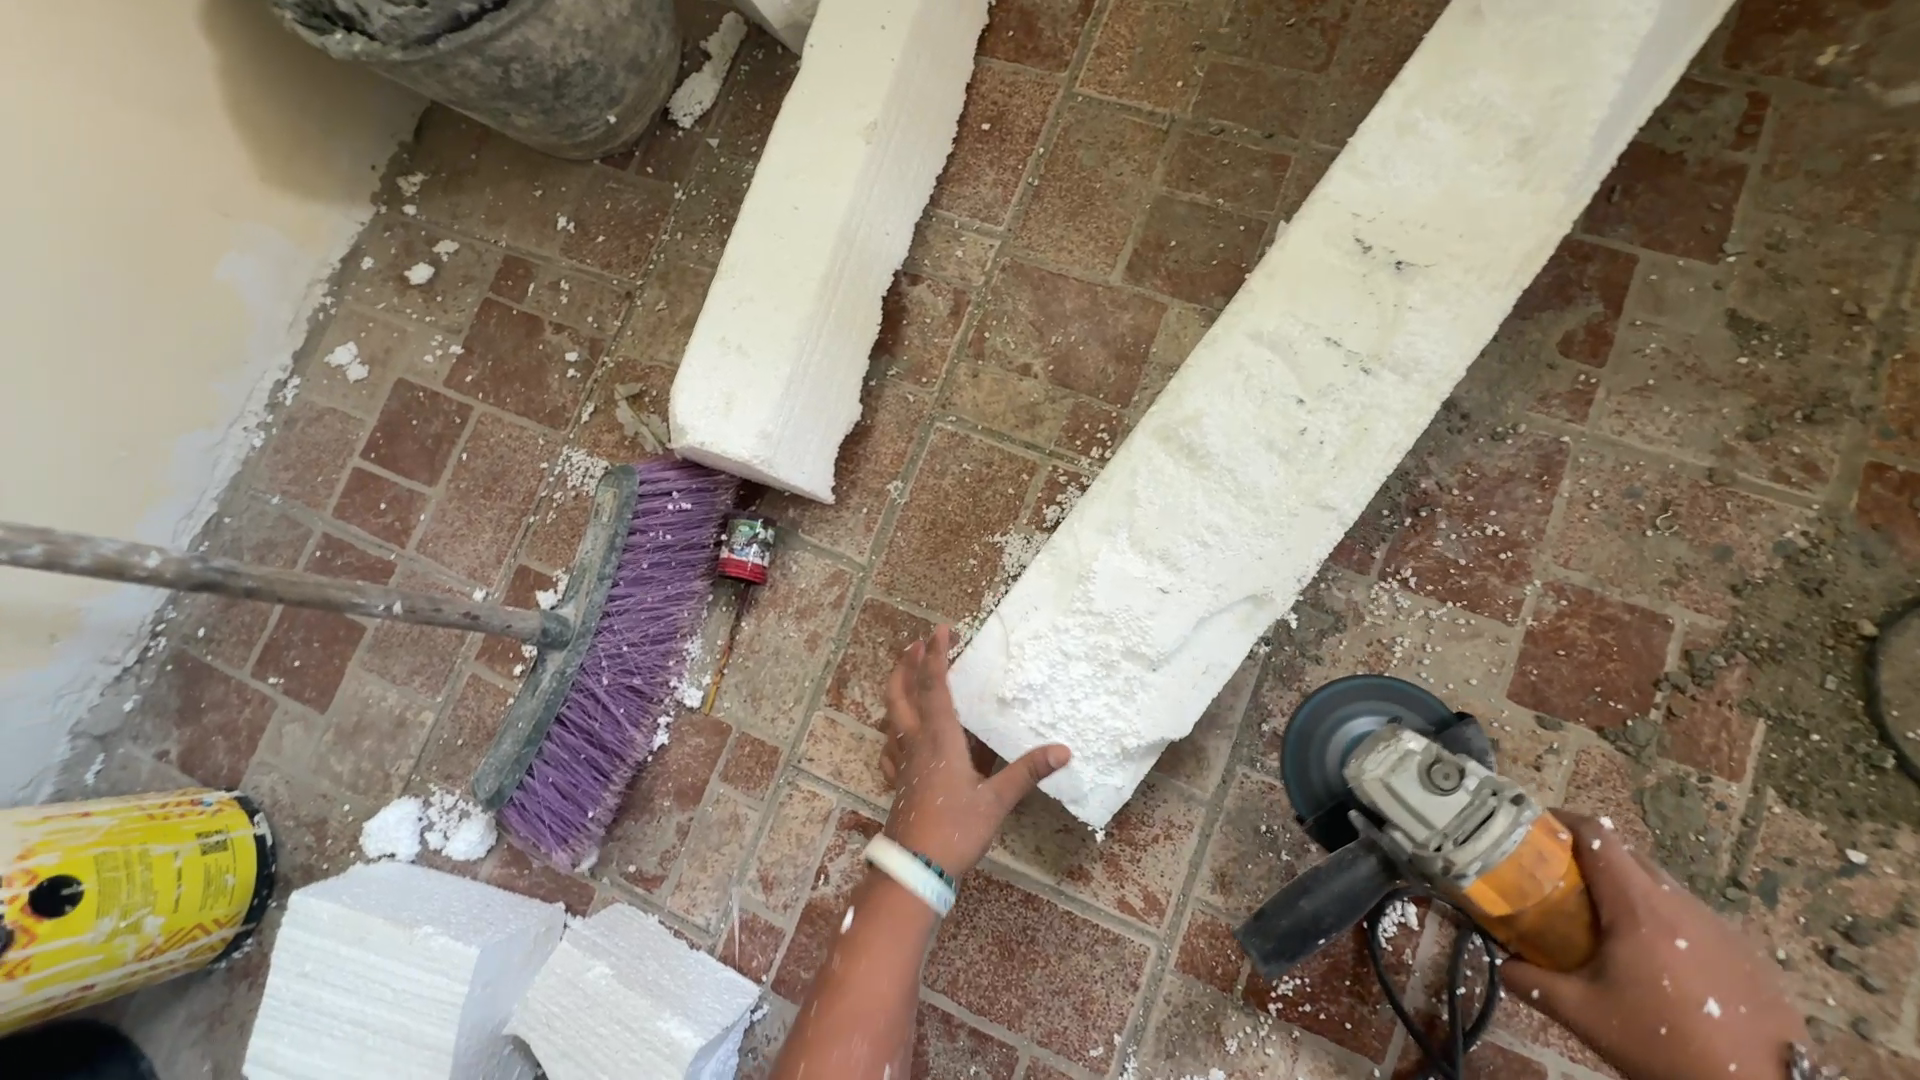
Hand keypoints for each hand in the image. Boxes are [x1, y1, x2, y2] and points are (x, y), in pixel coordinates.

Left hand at [878, 626, 1069, 876]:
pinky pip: (890, 746)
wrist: (915, 868)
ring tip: (906, 678)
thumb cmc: (955, 830)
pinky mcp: (898, 781)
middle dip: (906, 666)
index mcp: (939, 739)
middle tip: (915, 645)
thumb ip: (1027, 772)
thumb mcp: (996, 801)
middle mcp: (916, 743)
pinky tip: (898, 737)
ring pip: (892, 716)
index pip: (935, 687)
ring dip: (898, 691)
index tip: (940, 629)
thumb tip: (1063, 750)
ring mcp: (903, 763)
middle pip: (900, 694)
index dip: (937, 655)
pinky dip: (893, 730)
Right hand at [1504, 815, 1806, 1079]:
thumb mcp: (1582, 1015)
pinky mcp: (1745, 951)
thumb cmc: (1664, 1043)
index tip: (1534, 829)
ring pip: (1659, 886)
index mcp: (1638, 906)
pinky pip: (1689, 916)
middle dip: (1587, 856)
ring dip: (1625, 889)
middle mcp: (1680, 903)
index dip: (1562, 821)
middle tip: (1556, 879)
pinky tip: (1652, 959)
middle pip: (1626, 856)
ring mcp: (1719, 926)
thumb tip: (1502, 961)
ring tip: (1601, 922)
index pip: (1597, 835)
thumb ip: (1529, 981)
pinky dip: (1659, 919)